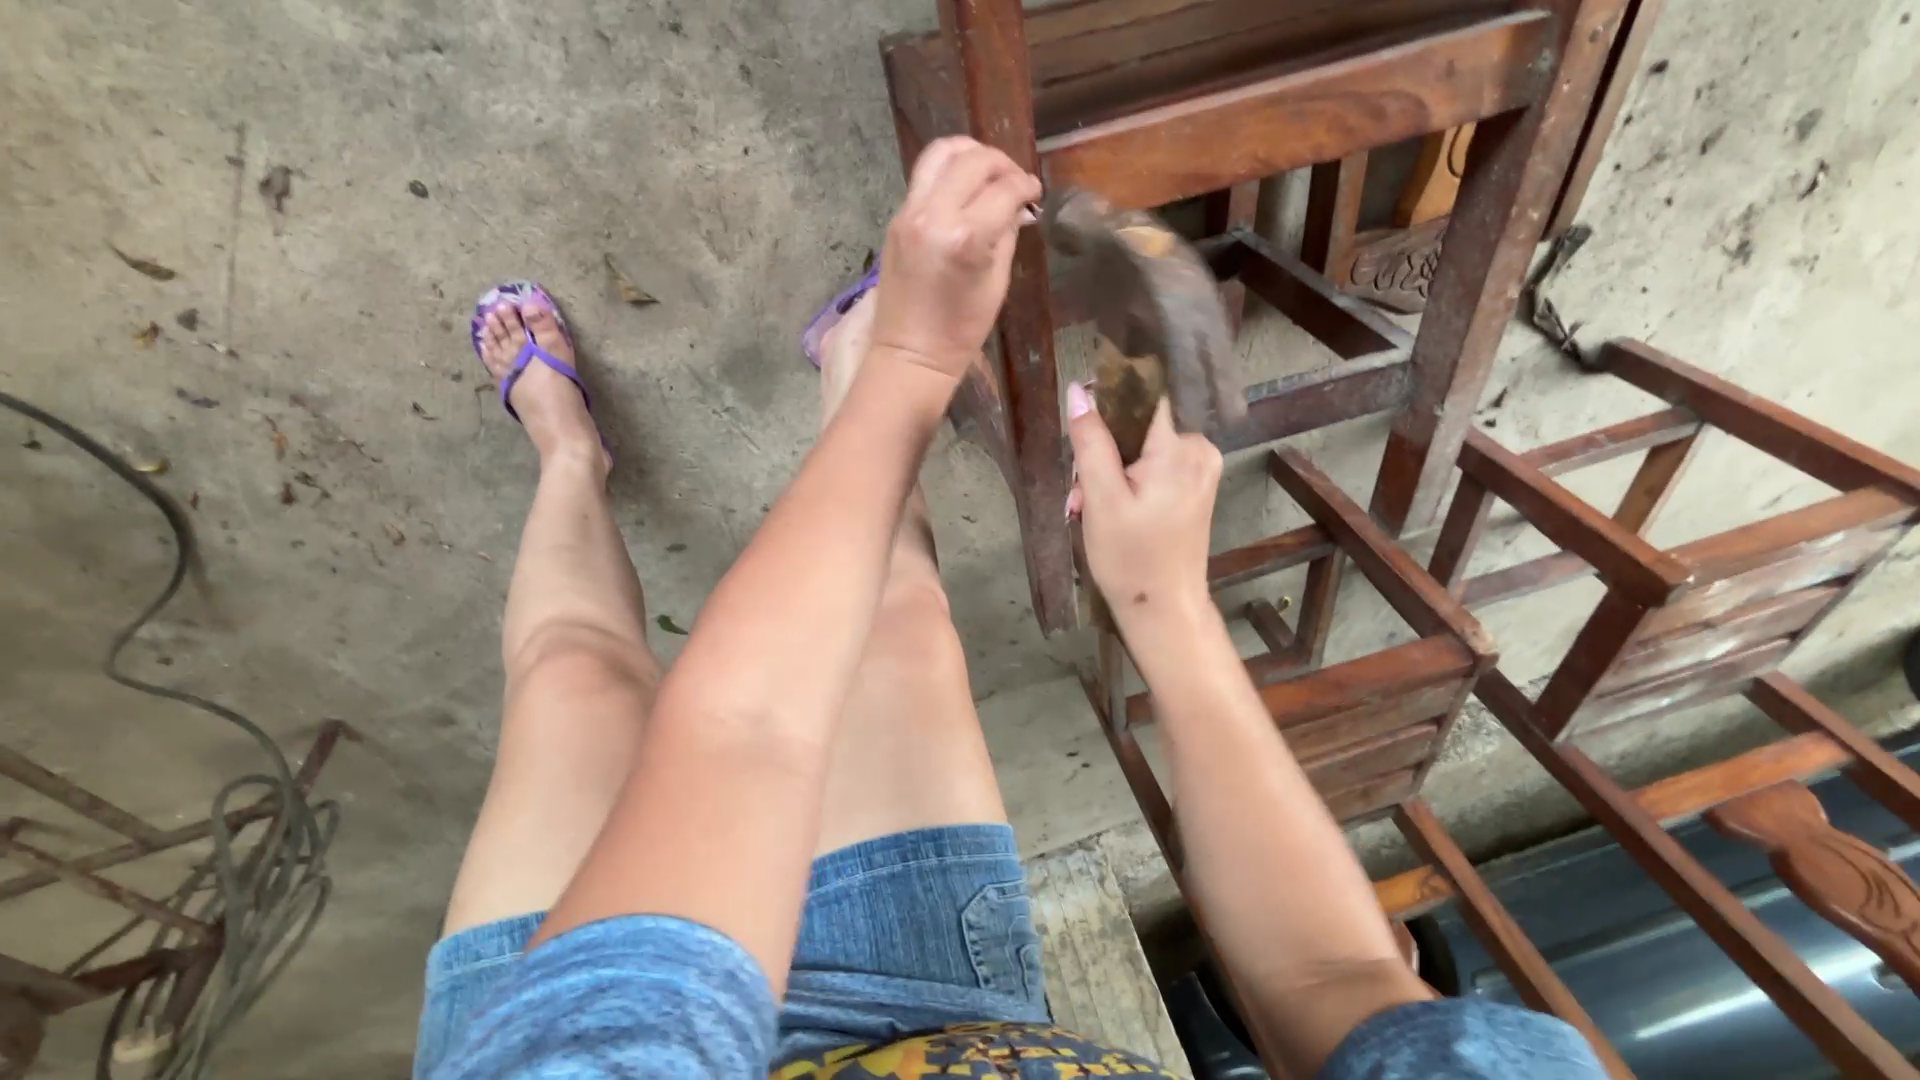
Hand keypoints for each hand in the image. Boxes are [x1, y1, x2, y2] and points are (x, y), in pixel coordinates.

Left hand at [869, 137, 1040, 382]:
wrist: (910, 354)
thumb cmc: (961, 330)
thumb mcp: (997, 282)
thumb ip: (1007, 234)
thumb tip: (1016, 205)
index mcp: (965, 237)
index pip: (1003, 189)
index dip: (1025, 186)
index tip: (1034, 193)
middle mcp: (933, 215)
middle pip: (973, 161)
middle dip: (1001, 164)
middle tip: (1015, 180)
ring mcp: (909, 213)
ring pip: (941, 154)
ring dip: (970, 154)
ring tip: (987, 172)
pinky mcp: (896, 218)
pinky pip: (924, 177)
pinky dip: (948, 173)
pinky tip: (964, 190)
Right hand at [1067, 384, 1221, 627]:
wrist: (1164, 609)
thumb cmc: (1130, 557)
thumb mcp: (1101, 498)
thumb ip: (1090, 441)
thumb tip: (1079, 390)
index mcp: (1179, 448)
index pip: (1144, 394)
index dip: (1109, 398)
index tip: (1082, 423)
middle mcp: (1199, 450)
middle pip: (1139, 426)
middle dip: (1103, 451)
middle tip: (1080, 492)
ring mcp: (1201, 470)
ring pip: (1143, 448)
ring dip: (1111, 471)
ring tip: (1090, 507)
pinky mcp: (1196, 487)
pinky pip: (1156, 467)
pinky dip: (1130, 483)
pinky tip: (1112, 510)